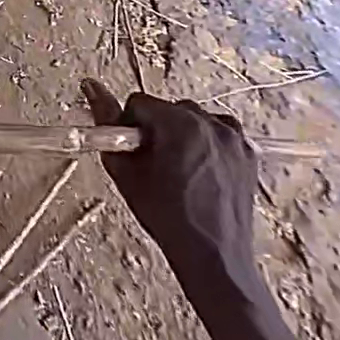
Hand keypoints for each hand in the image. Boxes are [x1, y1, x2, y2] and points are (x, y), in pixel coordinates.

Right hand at [81, 79, 255, 272]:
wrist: (213, 254)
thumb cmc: (165, 213)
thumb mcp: (123, 167)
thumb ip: (106, 120)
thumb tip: (90, 84)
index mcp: (178, 123)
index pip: (139, 103)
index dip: (128, 126)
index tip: (133, 151)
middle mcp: (210, 123)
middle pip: (167, 108)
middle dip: (156, 128)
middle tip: (153, 162)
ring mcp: (234, 138)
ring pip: (192, 118)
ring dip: (181, 133)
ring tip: (177, 166)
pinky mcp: (248, 154)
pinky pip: (219, 131)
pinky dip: (207, 140)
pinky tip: (199, 165)